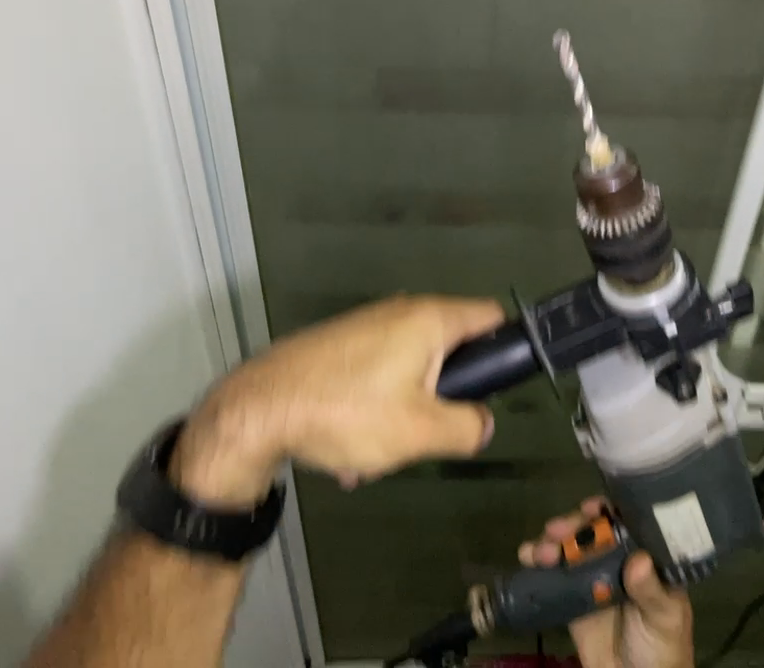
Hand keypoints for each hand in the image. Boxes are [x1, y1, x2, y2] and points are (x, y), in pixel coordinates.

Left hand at [172, 294, 503, 505]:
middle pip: (448, 350)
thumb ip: (466, 427)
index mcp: (429, 320)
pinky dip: (372, 409)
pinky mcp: (339, 346)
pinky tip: (348, 448)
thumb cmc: (347, 411)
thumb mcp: (421, 431)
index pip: (490, 316)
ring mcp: (366, 327)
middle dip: (444, 395)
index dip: (505, 347)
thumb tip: (482, 423)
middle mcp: (400, 312)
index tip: (497, 386)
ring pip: (408, 371)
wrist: (258, 409)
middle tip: (432, 431)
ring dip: (404, 413)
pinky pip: (375, 377)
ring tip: (378, 452)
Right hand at [518, 499, 694, 667]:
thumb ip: (651, 591)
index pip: (623, 521)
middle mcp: (614, 559)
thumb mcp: (665, 617)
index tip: (591, 508)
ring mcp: (590, 576)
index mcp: (640, 556)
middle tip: (557, 531)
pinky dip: (537, 561)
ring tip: (541, 551)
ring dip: (551, 541)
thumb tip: (639, 560)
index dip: (606, 509)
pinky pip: (552, 573)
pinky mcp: (570, 596)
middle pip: (590, 530)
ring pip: (568, 546)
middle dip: (572, 525)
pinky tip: (528, 557)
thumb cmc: (662, 645)